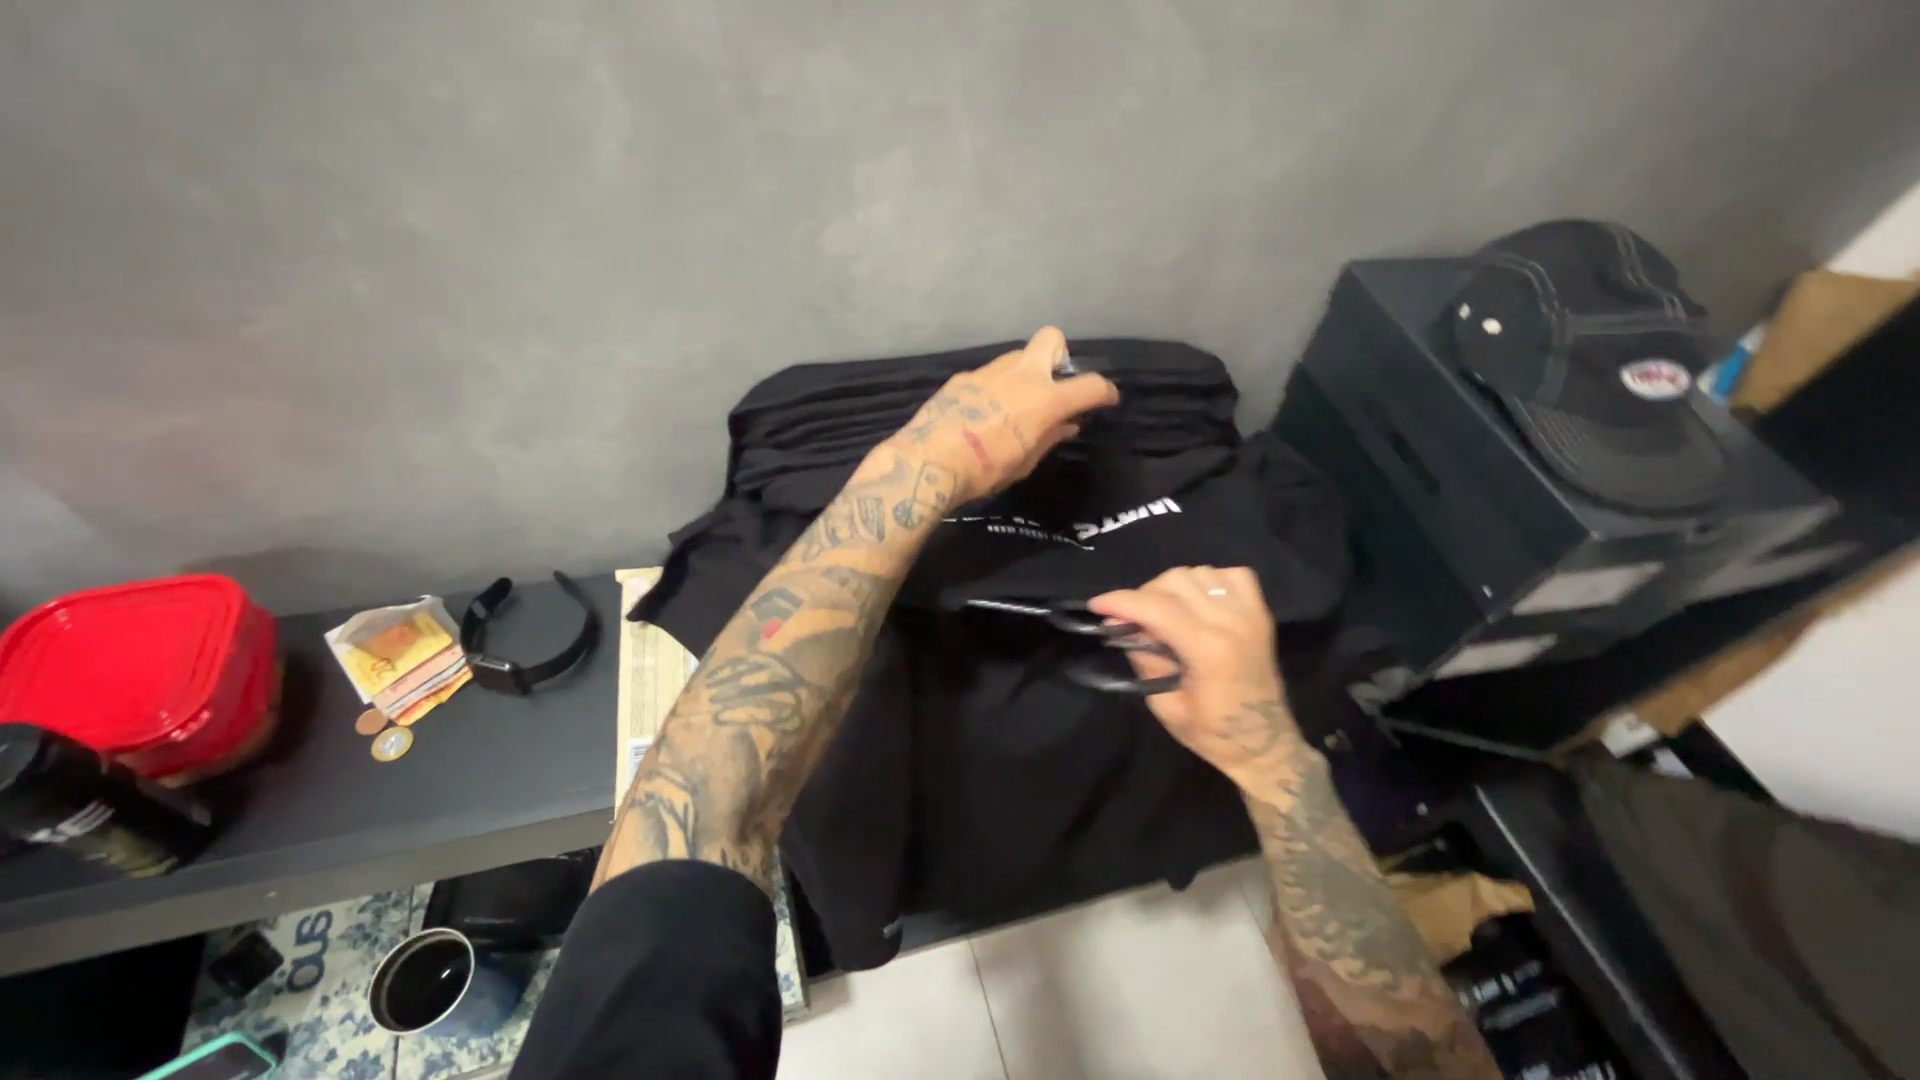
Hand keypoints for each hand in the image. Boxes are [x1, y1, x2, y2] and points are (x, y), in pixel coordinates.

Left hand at [887, 326, 1119, 503]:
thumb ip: (1049, 438)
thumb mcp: (1025, 462)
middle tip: (1052, 385)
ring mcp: (990, 371)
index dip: (1105, 392)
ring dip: (1023, 375)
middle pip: (1052, 339)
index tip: (1106, 399)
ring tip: (1013, 406)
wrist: (929, 461)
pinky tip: (982, 414)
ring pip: (1017, 357)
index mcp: (1045, 399)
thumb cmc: (985, 470)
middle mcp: (1021, 375)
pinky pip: (990, 376)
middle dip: (1059, 356)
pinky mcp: (963, 377)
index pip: (1090, 385)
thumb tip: (1066, 425)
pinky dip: (995, 389)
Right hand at [1088, 566, 1300, 785]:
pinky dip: (1209, 581)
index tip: (1096, 605)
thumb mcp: (1166, 706)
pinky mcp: (1261, 614)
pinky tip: (1198, 602)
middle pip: (1176, 581)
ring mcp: (1250, 614)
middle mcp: (1231, 623)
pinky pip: (1233, 576)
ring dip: (1174, 587)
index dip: (1120, 601)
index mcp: (1208, 650)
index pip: (1156, 607)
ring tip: (1163, 611)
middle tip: (1133, 619)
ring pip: (1200, 573)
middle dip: (1143, 595)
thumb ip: (1145, 661)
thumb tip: (1122, 627)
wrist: (1266, 743)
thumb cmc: (1213, 733)